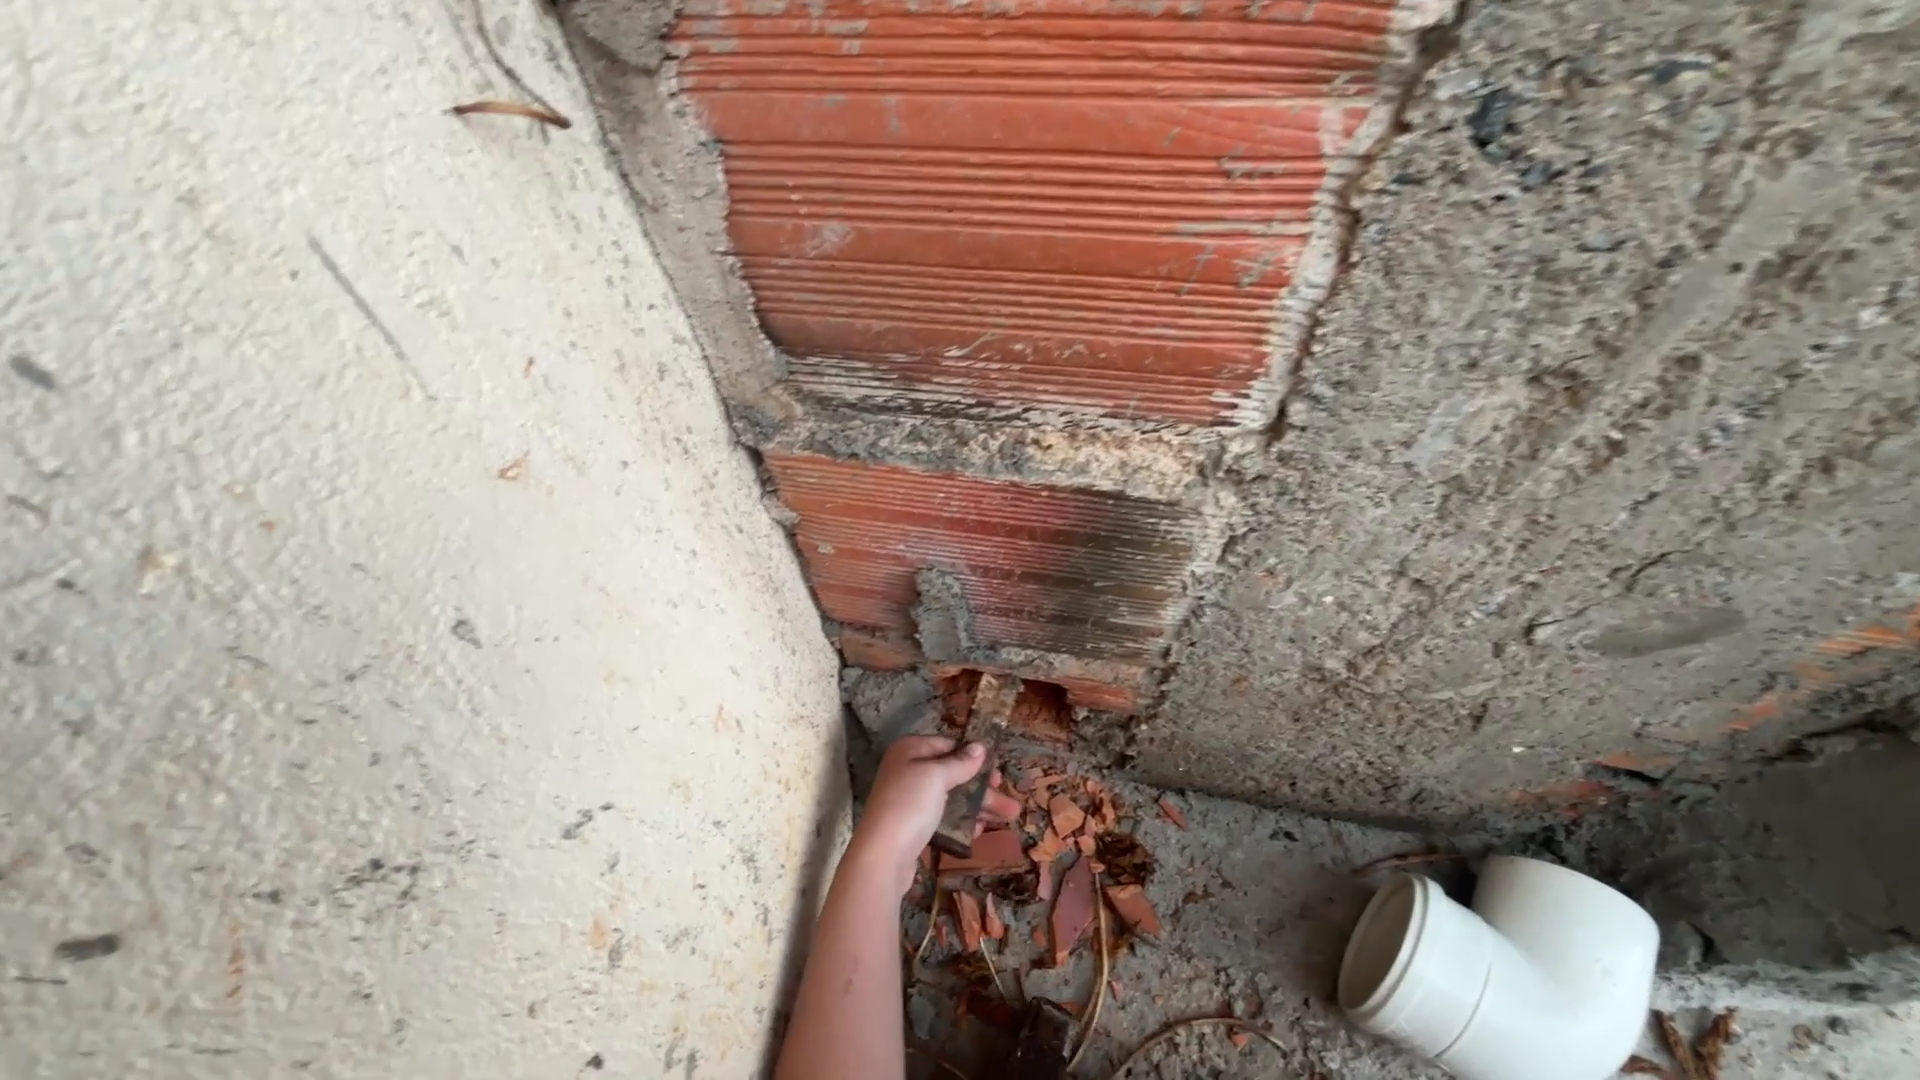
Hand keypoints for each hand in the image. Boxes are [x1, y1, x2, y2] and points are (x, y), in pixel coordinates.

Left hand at [851, 736, 1020, 895]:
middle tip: (1009, 800)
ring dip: (980, 806)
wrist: (882, 856)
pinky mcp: (914, 825)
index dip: (974, 758)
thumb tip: (979, 747)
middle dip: (983, 788)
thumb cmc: (910, 806)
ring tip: (1010, 816)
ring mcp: (910, 800)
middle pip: (953, 774)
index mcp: (910, 750)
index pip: (948, 746)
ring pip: (952, 798)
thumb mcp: (936, 777)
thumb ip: (960, 762)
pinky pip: (944, 817)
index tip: (997, 773)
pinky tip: (982, 830)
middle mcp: (908, 771)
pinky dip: (963, 821)